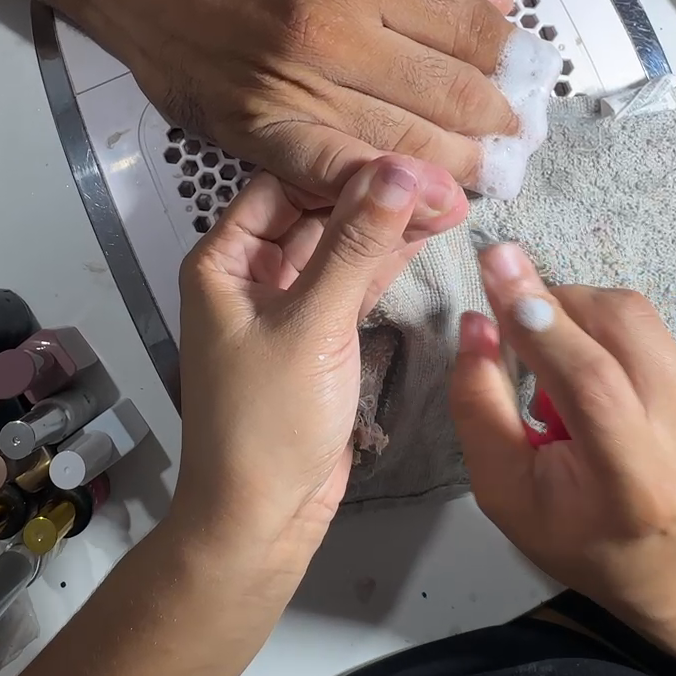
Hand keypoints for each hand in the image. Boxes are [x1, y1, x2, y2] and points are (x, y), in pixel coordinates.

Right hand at [86, 0, 518, 212]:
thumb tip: (491, 7)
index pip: (470, 31)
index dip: (513, 63)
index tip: (527, 78)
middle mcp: (328, 28)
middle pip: (449, 94)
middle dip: (498, 122)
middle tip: (517, 135)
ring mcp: (292, 86)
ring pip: (405, 141)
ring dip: (460, 164)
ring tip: (487, 168)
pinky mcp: (259, 130)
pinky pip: (334, 171)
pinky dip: (385, 188)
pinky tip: (426, 198)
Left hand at [174, 155, 464, 558]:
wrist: (262, 518)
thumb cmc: (267, 419)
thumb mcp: (312, 324)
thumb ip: (356, 245)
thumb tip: (401, 169)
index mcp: (224, 258)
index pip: (284, 184)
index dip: (343, 167)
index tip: (409, 157)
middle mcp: (250, 270)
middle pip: (316, 211)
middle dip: (375, 196)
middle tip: (444, 181)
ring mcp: (286, 300)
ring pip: (340, 246)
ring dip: (389, 226)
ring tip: (452, 200)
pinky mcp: (317, 330)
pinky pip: (352, 281)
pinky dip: (386, 260)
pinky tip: (428, 233)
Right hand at [449, 242, 675, 627]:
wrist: (675, 571)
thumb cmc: (572, 534)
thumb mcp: (501, 488)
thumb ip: (480, 404)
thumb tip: (478, 320)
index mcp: (635, 482)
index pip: (591, 380)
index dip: (543, 319)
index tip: (497, 262)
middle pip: (626, 324)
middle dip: (559, 300)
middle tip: (521, 319)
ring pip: (640, 320)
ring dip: (584, 323)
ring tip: (567, 376)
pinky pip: (657, 337)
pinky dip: (615, 345)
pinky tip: (611, 389)